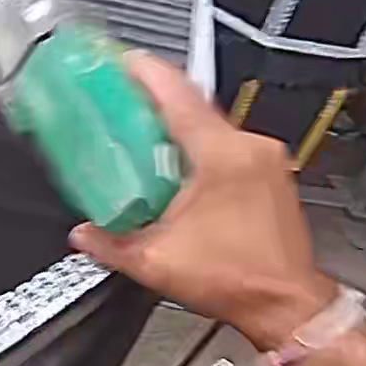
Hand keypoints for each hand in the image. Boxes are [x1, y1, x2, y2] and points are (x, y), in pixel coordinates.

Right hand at [67, 51, 338, 350]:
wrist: (283, 303)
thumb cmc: (234, 279)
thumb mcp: (153, 262)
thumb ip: (109, 244)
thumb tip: (82, 234)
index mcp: (222, 157)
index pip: (180, 98)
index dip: (148, 75)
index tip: (125, 63)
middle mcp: (250, 149)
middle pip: (195, 111)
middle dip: (156, 107)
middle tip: (124, 108)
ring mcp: (265, 163)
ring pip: (212, 132)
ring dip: (177, 134)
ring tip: (144, 145)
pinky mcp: (270, 179)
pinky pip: (227, 152)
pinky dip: (198, 154)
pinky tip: (176, 176)